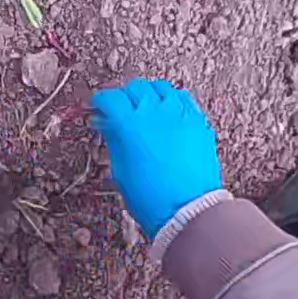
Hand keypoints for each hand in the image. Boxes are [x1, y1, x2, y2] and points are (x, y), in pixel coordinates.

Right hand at [90, 79, 223, 235]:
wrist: (188, 211)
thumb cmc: (155, 199)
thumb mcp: (121, 171)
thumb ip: (114, 140)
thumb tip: (107, 125)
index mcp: (132, 125)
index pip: (111, 98)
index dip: (101, 102)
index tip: (99, 108)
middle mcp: (157, 114)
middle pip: (136, 87)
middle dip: (123, 96)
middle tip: (119, 110)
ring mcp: (180, 115)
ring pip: (160, 88)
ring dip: (148, 95)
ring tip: (143, 109)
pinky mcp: (198, 122)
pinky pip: (182, 98)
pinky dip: (170, 101)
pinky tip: (166, 113)